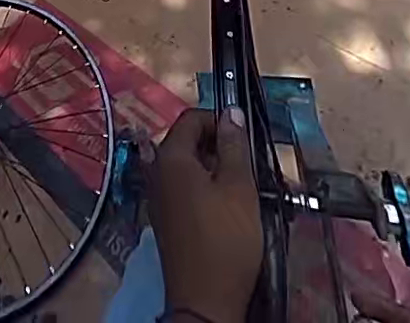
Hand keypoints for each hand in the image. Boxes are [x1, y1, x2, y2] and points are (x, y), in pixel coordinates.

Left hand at [148, 108, 261, 322]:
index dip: (218, 120)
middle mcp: (157, 167)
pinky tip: (230, 207)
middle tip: (252, 166)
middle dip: (220, 146)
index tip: (245, 136)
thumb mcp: (238, 189)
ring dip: (216, 169)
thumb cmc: (224, 239)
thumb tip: (231, 111)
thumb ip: (234, 147)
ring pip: (189, 166)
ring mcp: (158, 191)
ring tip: (248, 188)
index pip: (190, 119)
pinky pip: (185, 186)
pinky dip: (207, 187)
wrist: (204, 299)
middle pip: (188, 141)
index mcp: (170, 155)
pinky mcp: (165, 214)